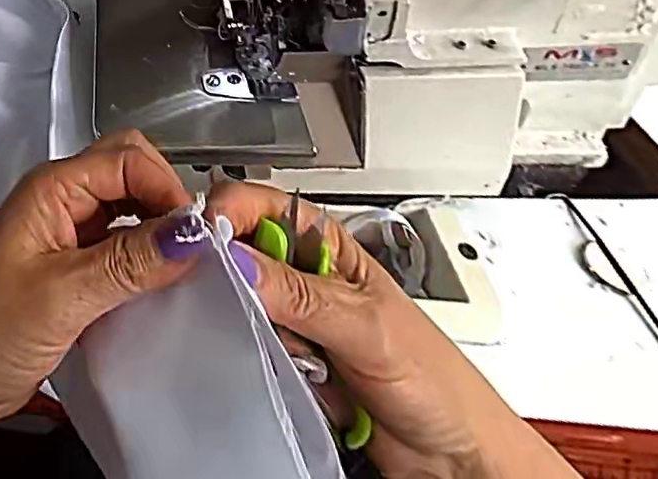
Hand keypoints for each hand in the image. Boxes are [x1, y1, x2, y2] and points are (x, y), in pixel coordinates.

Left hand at [0, 131, 204, 478]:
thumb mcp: (62, 294)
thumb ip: (129, 260)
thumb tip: (187, 232)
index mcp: (52, 186)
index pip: (127, 159)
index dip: (166, 187)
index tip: (194, 230)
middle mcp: (61, 198)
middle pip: (130, 171)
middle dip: (165, 199)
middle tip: (191, 243)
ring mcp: (67, 229)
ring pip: (129, 205)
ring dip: (157, 229)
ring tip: (180, 266)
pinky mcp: (73, 261)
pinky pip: (122, 240)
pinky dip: (145, 254)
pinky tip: (157, 283)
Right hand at [207, 182, 577, 478]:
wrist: (454, 460)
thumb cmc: (434, 379)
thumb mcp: (367, 326)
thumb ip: (303, 294)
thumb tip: (241, 260)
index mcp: (325, 242)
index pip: (261, 204)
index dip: (229, 210)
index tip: (203, 235)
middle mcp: (303, 272)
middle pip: (239, 248)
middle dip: (230, 272)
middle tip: (231, 294)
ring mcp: (293, 317)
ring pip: (238, 299)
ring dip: (246, 322)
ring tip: (284, 346)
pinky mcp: (285, 357)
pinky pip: (246, 345)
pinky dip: (250, 355)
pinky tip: (276, 368)